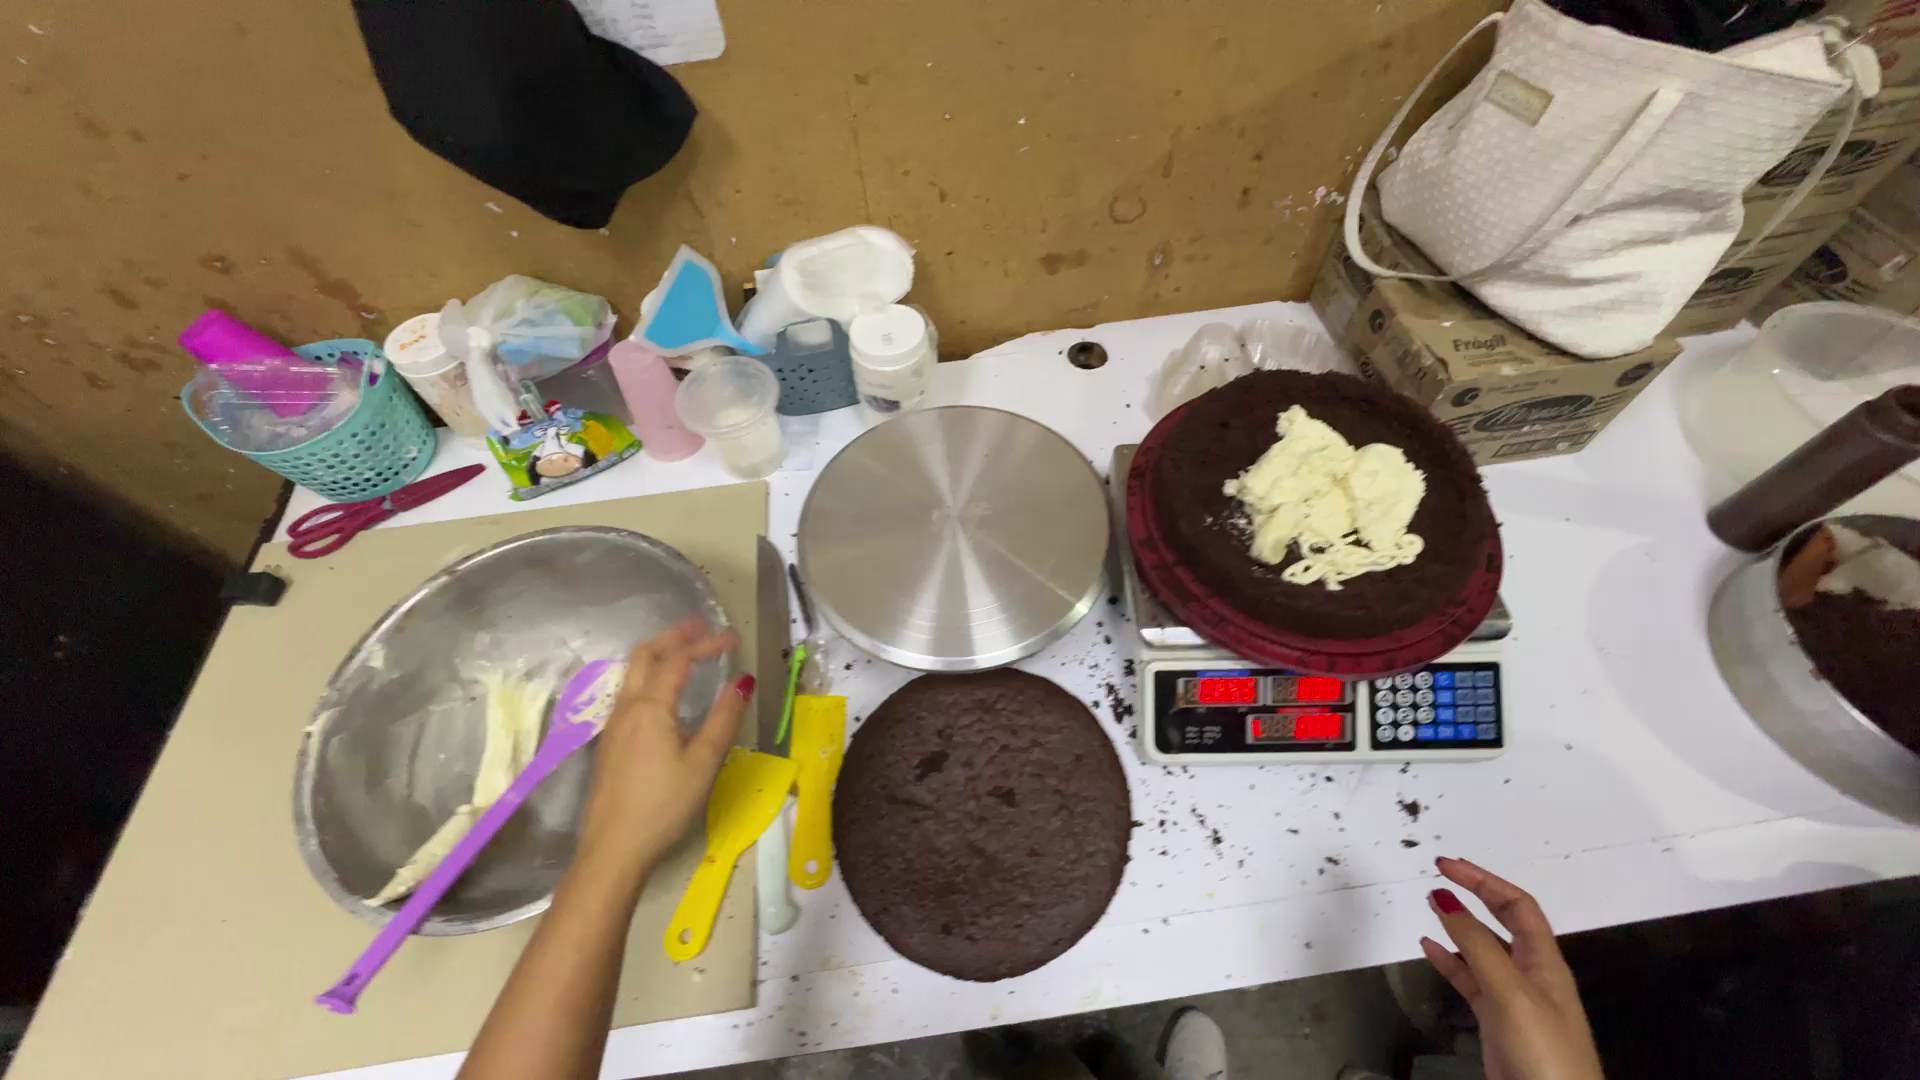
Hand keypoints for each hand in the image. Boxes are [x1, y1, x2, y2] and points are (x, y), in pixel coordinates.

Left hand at [572, 618, 751, 891]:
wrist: (612, 850)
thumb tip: (742, 681)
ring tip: (685, 648)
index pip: (679, 660)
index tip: (733, 638)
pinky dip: (650, 673)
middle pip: (646, 655)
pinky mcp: (611, 742)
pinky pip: (629, 690)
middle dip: (674, 635)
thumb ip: (723, 718)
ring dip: (659, 652)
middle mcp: (627, 707)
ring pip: (632, 672)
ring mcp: (613, 724)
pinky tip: (664, 690)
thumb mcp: (703, 762)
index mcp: (651, 708)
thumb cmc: (663, 805)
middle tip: (701, 626)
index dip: (707, 643)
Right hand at [1421, 857, 1604, 1079]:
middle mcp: (1531, 974)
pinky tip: (1428, 949)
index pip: (1518, 906)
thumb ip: (1476, 944)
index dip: (1484, 881)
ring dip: (1457, 924)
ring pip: (1483, 949)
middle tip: (1439, 874)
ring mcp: (1514, 998)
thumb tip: (1442, 896)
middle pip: (1503, 922)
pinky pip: (1469, 978)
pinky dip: (1448, 960)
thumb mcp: (1509, 991)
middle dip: (1474, 894)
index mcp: (1544, 963)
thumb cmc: (1542, 1049)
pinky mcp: (1496, 1020)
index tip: (1445, 865)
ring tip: (1429, 905)